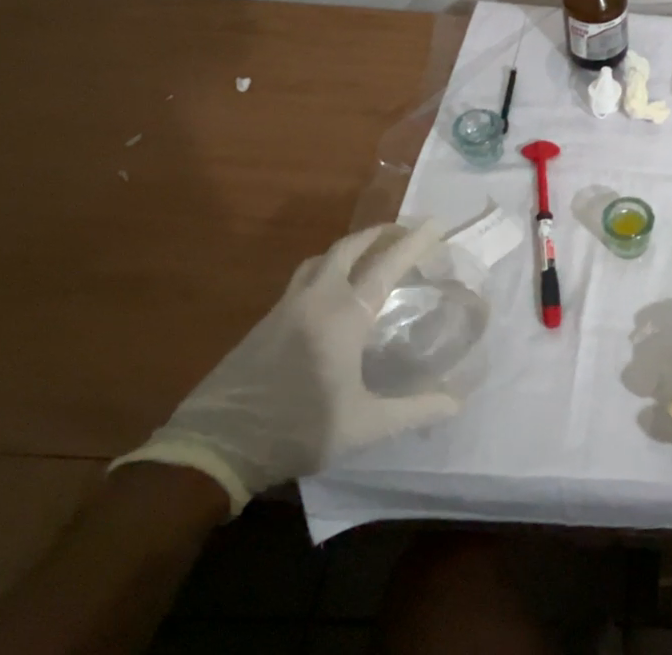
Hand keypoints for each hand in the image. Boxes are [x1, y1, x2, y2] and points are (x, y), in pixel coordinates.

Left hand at [112, 222, 458, 513]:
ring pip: (320, 261)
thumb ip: (415, 411)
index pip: (386, 266)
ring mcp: (284, 310)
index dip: (414, 243)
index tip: (435, 224)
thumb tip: (457, 403)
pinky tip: (335, 296)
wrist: (214, 448)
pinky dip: (328, 271)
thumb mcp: (365, 426)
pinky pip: (303, 280)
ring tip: (372, 256)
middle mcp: (314, 301)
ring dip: (350, 249)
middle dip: (379, 234)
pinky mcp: (264, 325)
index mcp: (342, 317)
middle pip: (348, 248)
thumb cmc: (297, 431)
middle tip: (406, 234)